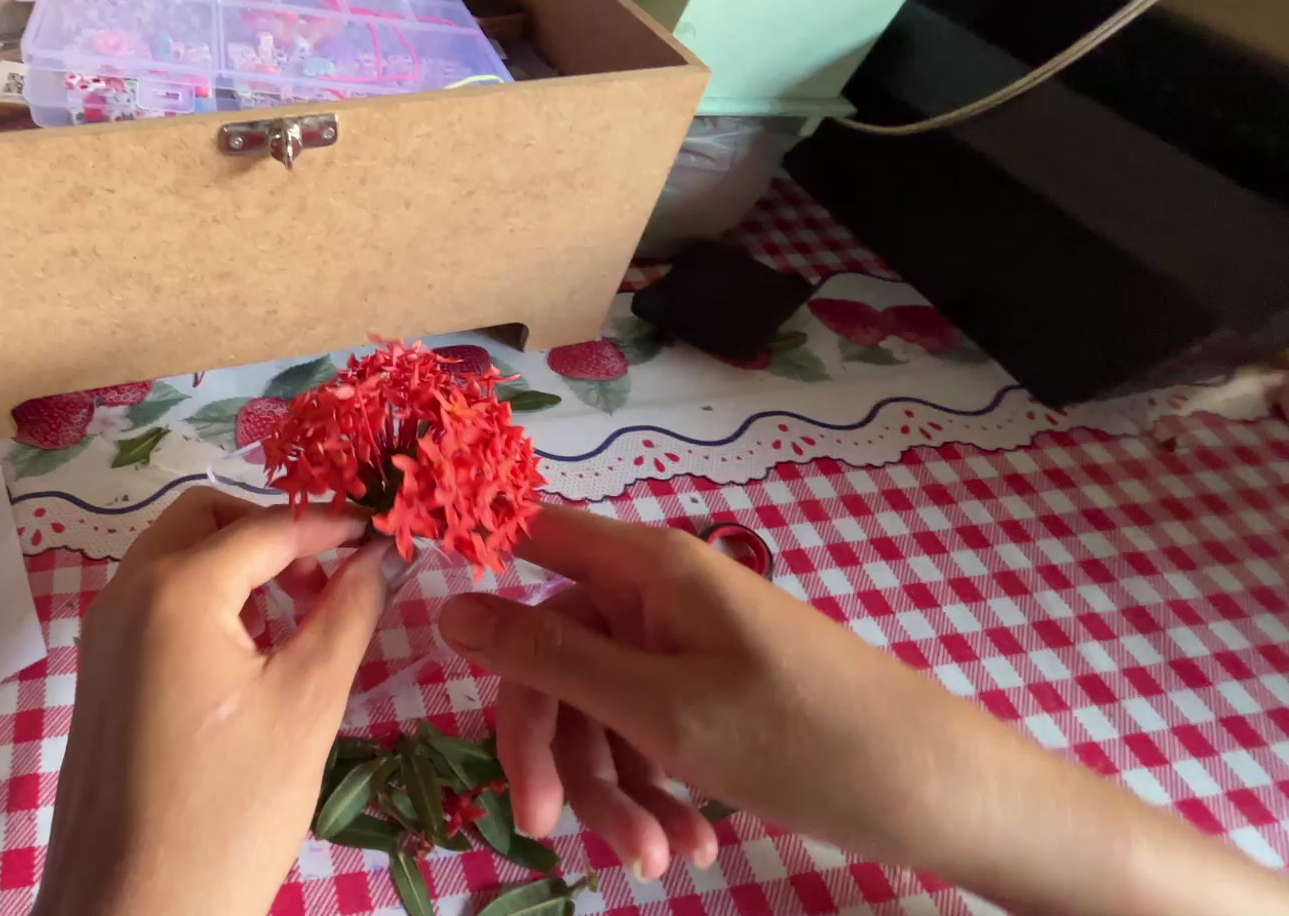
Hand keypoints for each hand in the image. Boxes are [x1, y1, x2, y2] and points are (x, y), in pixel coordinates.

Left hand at [33, 488, 388, 915]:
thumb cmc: (230, 810)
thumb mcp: (306, 702)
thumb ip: (350, 610)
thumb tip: (385, 552)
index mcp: (174, 589)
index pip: (265, 527)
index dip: (330, 524)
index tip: (379, 531)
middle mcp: (126, 589)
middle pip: (207, 518)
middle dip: (271, 532)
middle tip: (324, 576)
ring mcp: (103, 628)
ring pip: (179, 554)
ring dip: (239, 563)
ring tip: (294, 616)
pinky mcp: (100, 666)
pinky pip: (158, 597)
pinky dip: (208, 597)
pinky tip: (248, 650)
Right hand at [437, 506, 1288, 915]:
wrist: (960, 802)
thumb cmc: (809, 739)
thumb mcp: (661, 709)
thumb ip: (546, 655)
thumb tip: (447, 608)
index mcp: (639, 564)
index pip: (525, 533)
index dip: (473, 562)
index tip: (433, 626)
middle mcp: (648, 590)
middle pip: (551, 647)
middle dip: (551, 740)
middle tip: (546, 826)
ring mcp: (673, 639)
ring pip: (593, 698)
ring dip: (609, 782)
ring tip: (657, 858)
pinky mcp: (697, 685)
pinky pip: (639, 723)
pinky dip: (648, 784)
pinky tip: (685, 842)